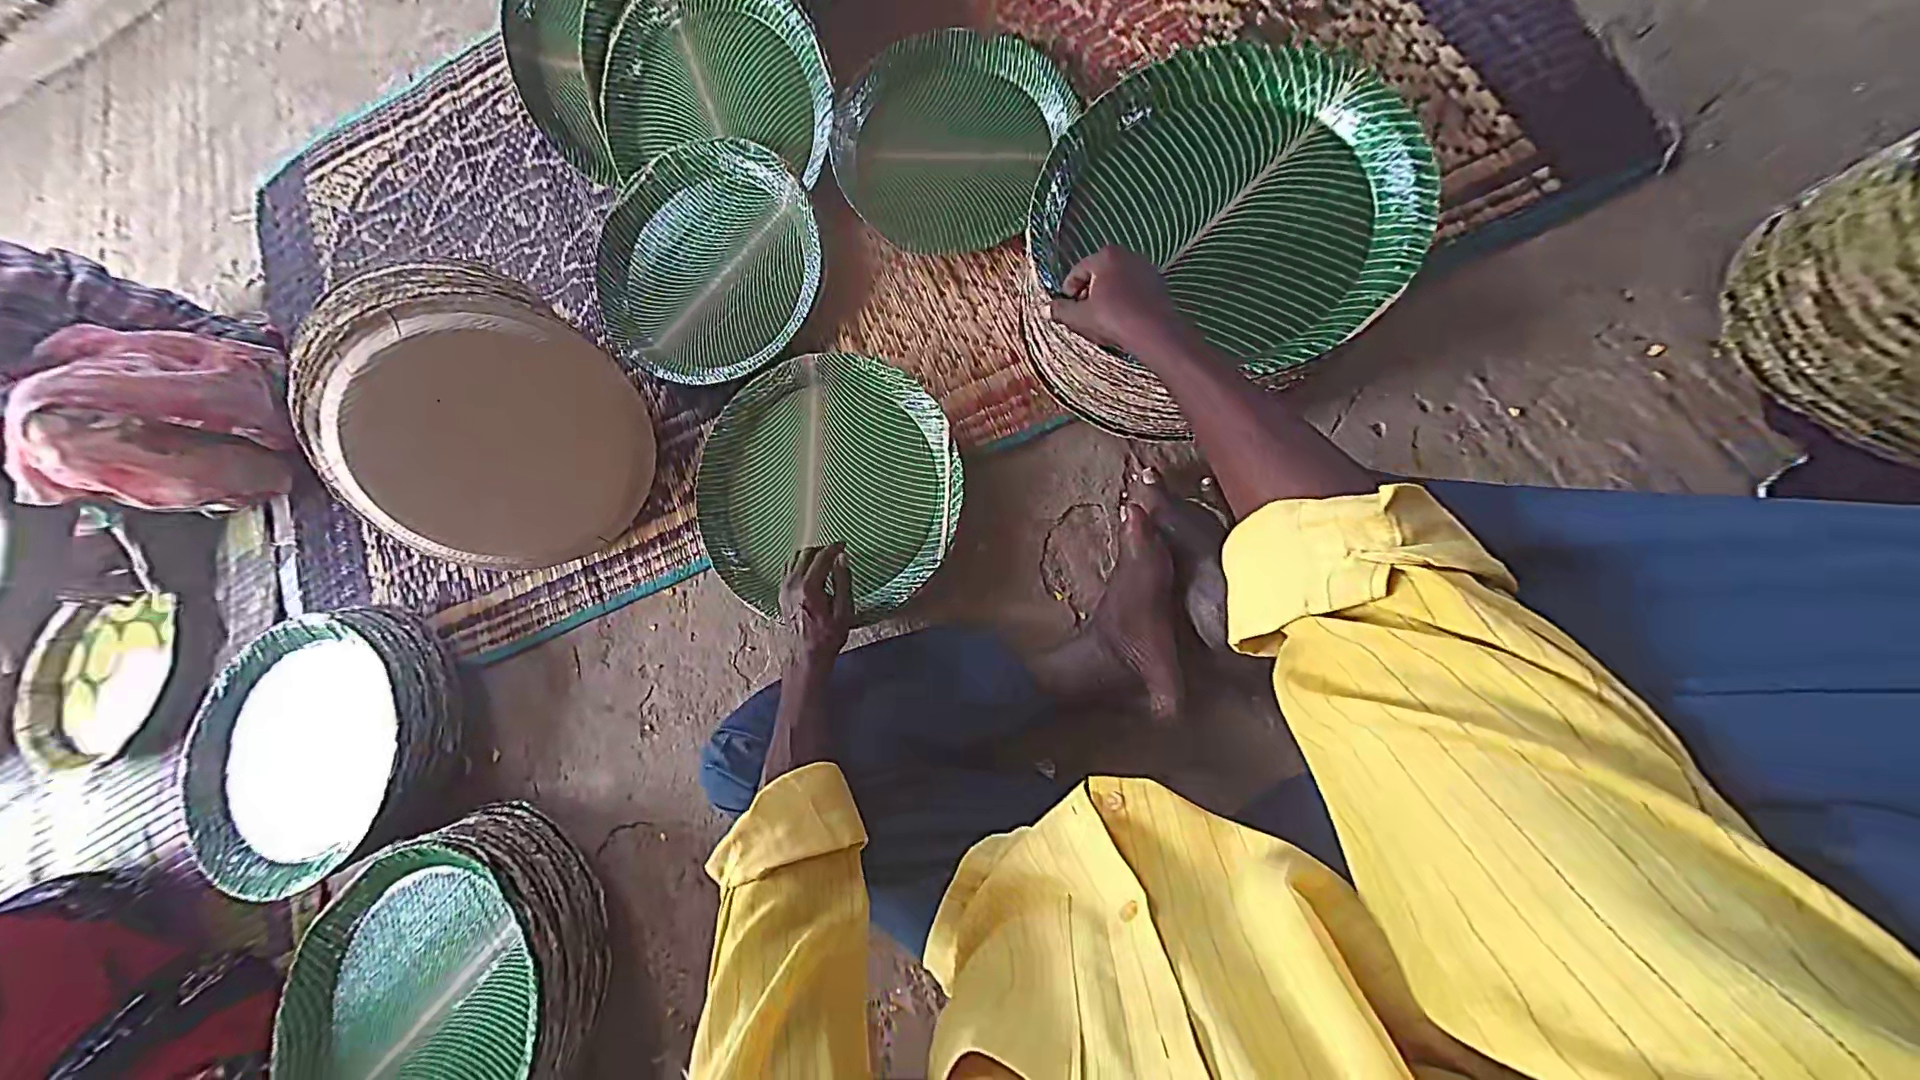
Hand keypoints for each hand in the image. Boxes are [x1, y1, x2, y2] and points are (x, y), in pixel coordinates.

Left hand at [781, 543, 851, 666]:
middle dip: (822, 549)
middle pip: (806, 553)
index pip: (821, 556)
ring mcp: (784, 588)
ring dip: (810, 555)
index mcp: (810, 587)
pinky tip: (811, 571)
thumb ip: (843, 581)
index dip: (834, 548)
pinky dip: (800, 564)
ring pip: (795, 559)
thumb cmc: (829, 634)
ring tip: (825, 560)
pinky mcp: (782, 593)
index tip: (844, 545)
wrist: (806, 654)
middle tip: (836, 553)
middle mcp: (793, 584)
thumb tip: (842, 557)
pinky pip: (789, 568)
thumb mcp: (844, 609)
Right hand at [1047, 246, 1200, 358]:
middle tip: (1082, 314)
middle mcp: (1128, 255)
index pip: (1078, 271)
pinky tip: (1121, 320)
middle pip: (1099, 274)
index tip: (1066, 308)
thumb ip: (1060, 310)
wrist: (1153, 331)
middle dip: (1088, 293)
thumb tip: (1045, 309)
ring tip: (1101, 319)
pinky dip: (1123, 301)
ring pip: (1117, 282)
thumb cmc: (1113, 318)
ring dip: (1106, 298)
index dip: (1068, 291)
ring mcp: (1146, 268)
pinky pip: (1133, 290)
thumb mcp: (1080, 317)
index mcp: (1106, 256)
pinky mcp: (1158, 284)